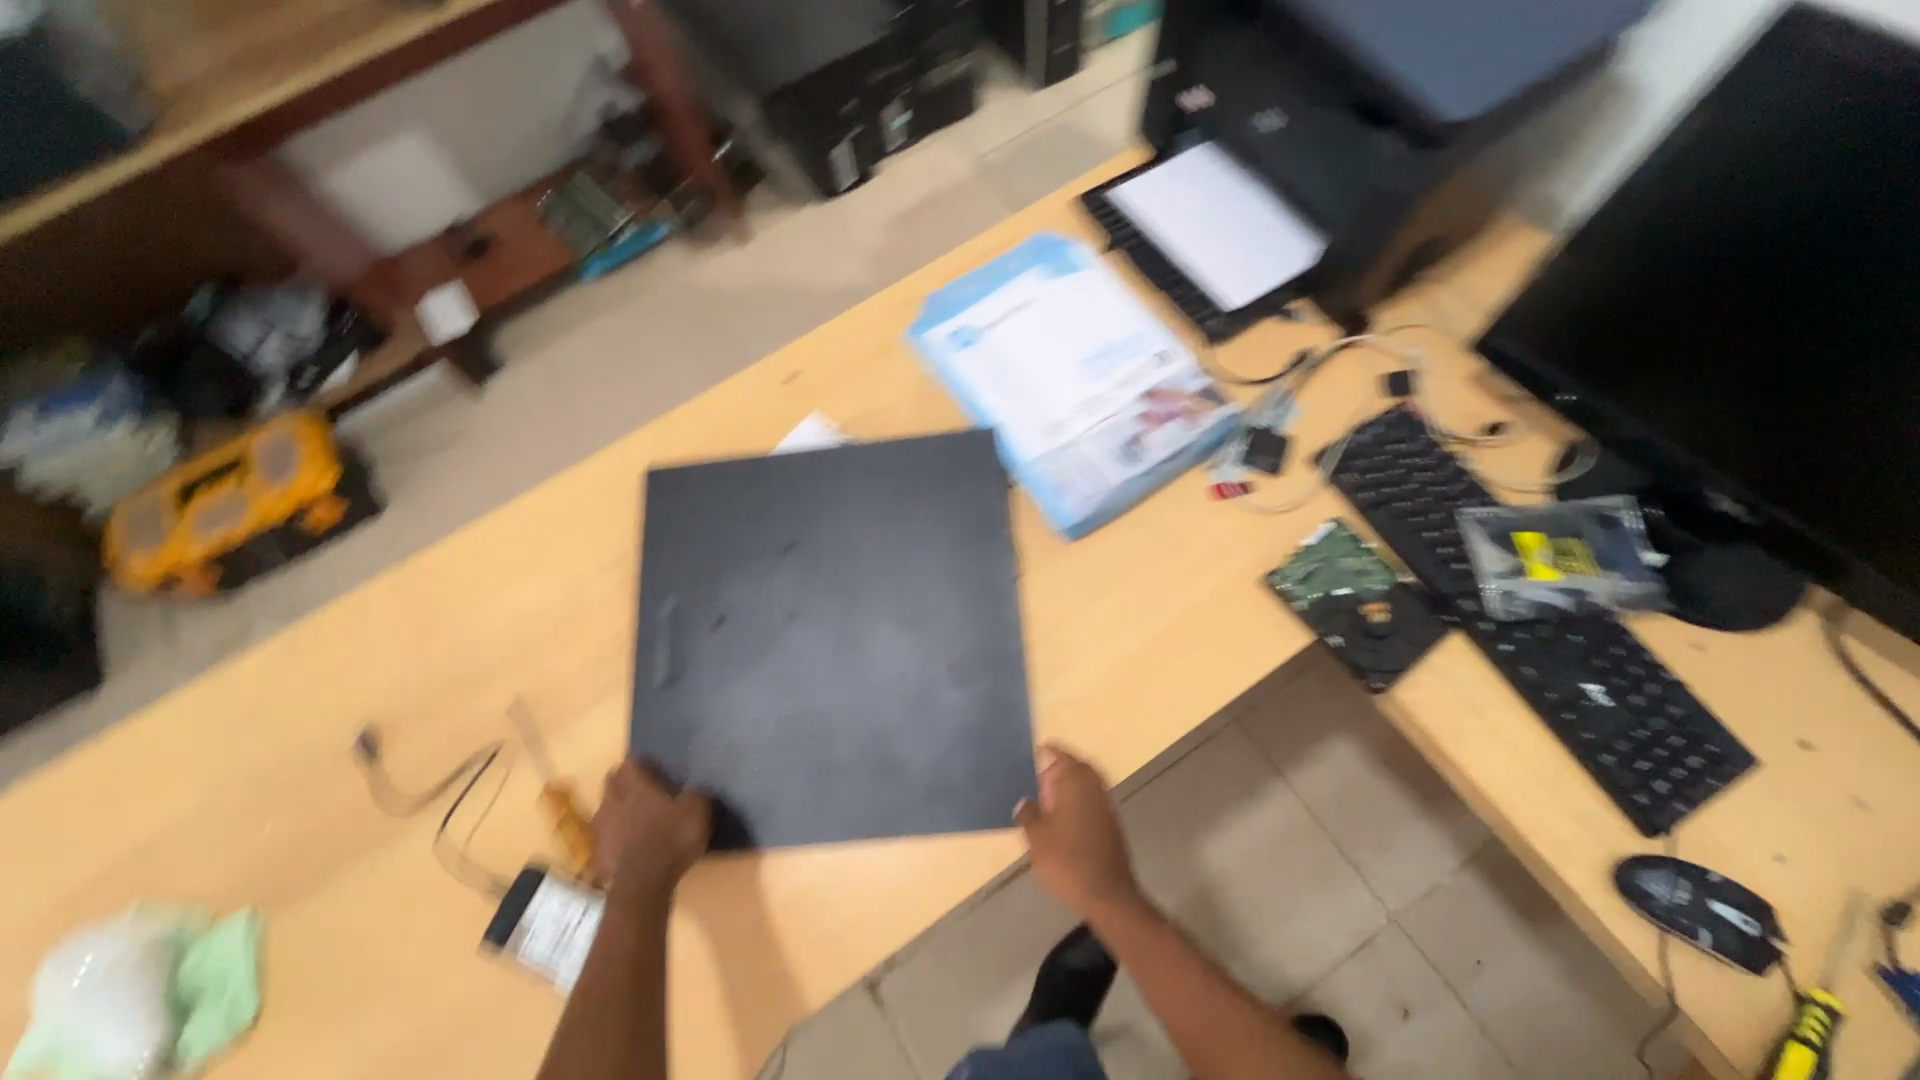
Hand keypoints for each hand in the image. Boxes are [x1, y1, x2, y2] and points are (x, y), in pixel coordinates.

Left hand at [592, 758, 711, 894]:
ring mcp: (601, 828)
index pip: (630, 762)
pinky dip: (616, 837)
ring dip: (618, 809)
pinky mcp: (598, 853)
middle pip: (613, 782)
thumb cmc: (671, 839)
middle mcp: (613, 801)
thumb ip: (696, 794)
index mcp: (635, 786)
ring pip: (606, 808)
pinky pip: (606, 837)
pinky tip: (630, 845)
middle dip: (624, 781)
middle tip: (643, 787)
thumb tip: (696, 786)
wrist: (643, 885)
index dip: (641, 761)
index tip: (653, 765)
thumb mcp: (697, 812)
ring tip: (637, 818)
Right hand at [1015, 744, 1143, 917]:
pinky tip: (1063, 820)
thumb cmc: (1068, 861)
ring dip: (1070, 787)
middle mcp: (1095, 791)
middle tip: (1041, 778)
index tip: (1041, 748)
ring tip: (1048, 800)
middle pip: (1080, 769)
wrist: (1107, 894)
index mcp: (1076, 785)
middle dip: (1061, 769)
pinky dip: (1078, 802)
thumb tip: (1024, 801)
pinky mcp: (1111, 827)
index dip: (1053, 751)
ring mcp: (1106, 809)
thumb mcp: (1037, 838)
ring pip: (1087, 787)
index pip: (1065, 758)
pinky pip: (1092, 802)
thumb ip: (1028, 814)